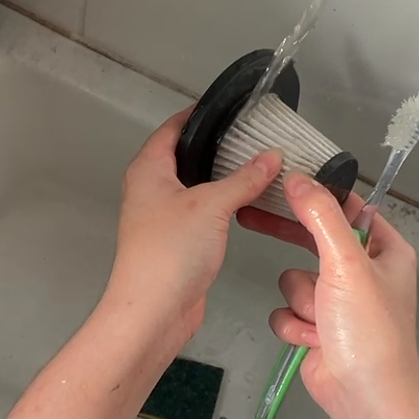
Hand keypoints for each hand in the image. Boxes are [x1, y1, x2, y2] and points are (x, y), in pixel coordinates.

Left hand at [103, 108, 282, 345]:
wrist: (153, 312)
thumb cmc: (166, 255)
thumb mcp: (210, 205)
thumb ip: (243, 178)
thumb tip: (270, 158)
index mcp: (148, 170)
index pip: (172, 128)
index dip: (199, 114)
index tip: (228, 107)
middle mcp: (150, 191)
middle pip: (185, 157)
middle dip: (217, 148)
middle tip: (252, 138)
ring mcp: (162, 219)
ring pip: (195, 188)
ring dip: (223, 180)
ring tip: (258, 168)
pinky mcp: (176, 244)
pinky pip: (201, 215)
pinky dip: (222, 207)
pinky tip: (246, 205)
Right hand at [264, 174, 418, 418]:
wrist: (362, 395)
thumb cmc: (369, 330)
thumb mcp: (347, 263)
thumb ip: (320, 217)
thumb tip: (297, 179)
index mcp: (384, 251)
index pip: (349, 209)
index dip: (318, 195)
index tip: (285, 180)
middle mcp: (361, 273)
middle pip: (313, 240)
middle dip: (289, 241)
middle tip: (251, 216)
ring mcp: (336, 301)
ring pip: (293, 280)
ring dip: (300, 301)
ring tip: (320, 320)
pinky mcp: (315, 326)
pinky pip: (287, 310)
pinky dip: (294, 325)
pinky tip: (312, 340)